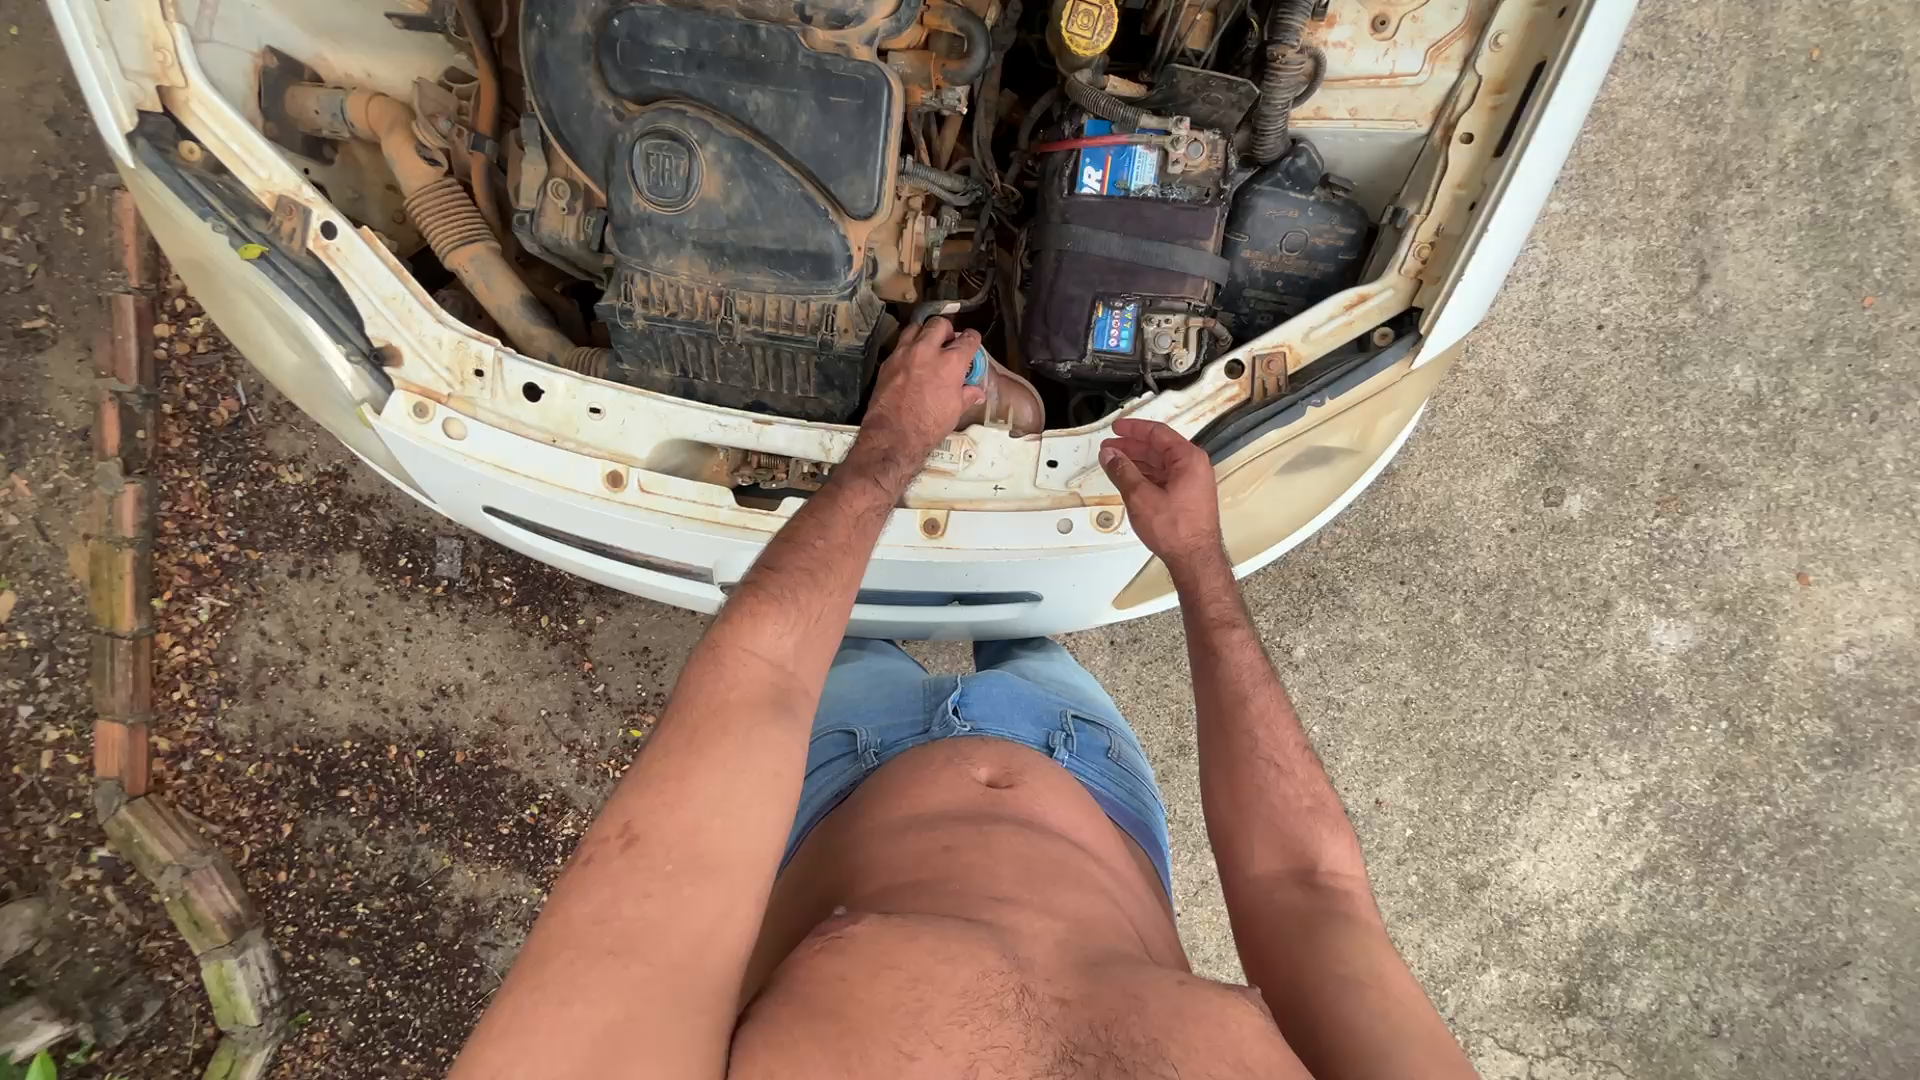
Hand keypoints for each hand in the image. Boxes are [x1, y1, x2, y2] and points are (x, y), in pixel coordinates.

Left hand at [850, 318, 986, 481]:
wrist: (893, 435)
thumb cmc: (928, 426)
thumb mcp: (955, 411)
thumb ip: (966, 395)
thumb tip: (976, 392)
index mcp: (950, 363)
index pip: (968, 339)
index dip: (972, 339)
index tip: (972, 343)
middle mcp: (927, 351)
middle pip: (939, 324)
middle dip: (947, 330)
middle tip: (949, 342)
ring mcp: (904, 353)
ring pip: (916, 327)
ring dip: (925, 333)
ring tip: (928, 345)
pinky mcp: (888, 361)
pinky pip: (900, 344)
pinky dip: (908, 347)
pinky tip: (911, 361)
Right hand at [1099, 418, 1226, 575]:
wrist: (1194, 558)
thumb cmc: (1178, 530)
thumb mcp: (1140, 496)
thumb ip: (1122, 471)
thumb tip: (1110, 455)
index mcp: (1188, 459)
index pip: (1157, 433)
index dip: (1133, 429)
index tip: (1117, 427)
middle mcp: (1194, 467)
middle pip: (1158, 447)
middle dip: (1131, 446)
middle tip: (1110, 447)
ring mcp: (1192, 482)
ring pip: (1160, 463)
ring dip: (1136, 461)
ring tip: (1114, 463)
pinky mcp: (1187, 497)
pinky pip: (1163, 477)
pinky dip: (1145, 475)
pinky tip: (1130, 479)